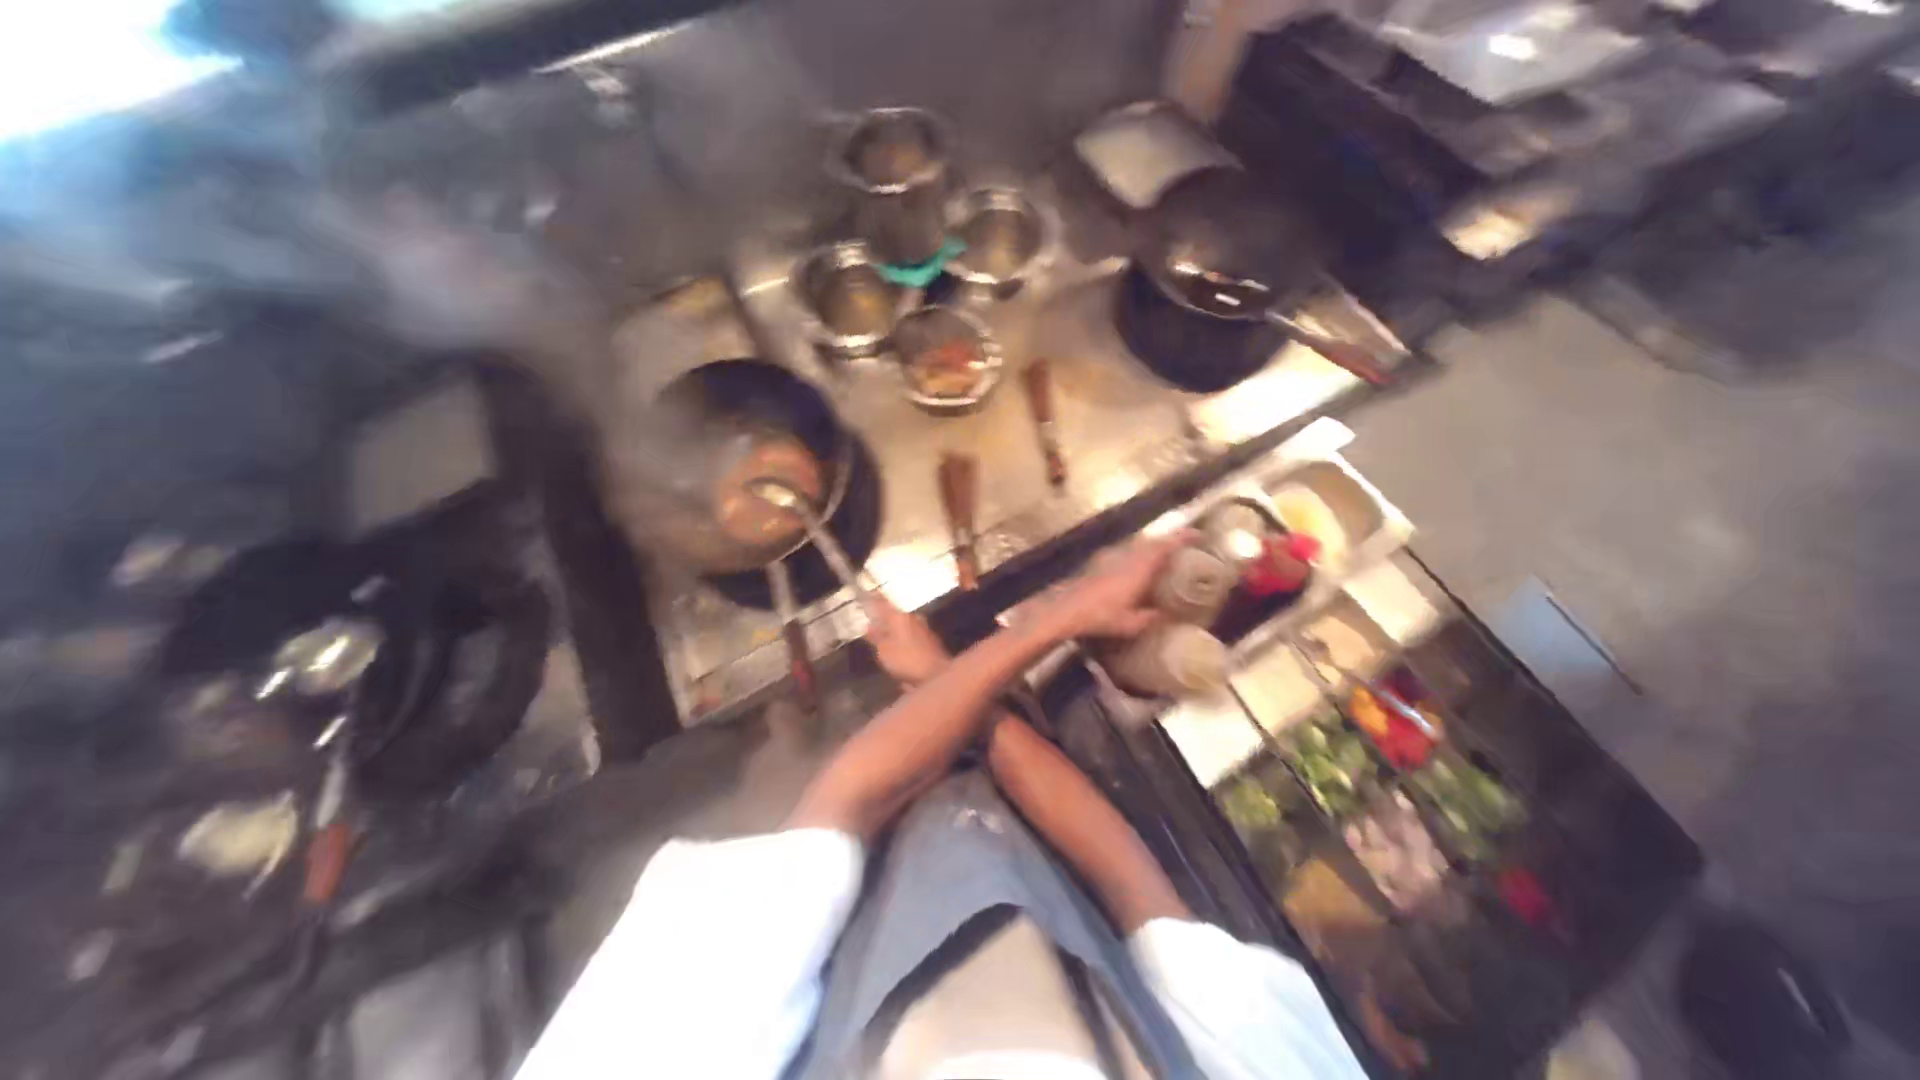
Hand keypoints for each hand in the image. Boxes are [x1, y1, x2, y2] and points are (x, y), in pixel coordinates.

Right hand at [864, 597, 950, 684]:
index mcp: (899, 617)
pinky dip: (900, 636)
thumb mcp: (884, 651)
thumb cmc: (907, 660)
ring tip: (880, 632)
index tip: (866, 592)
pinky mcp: (929, 641)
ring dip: (891, 627)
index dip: (873, 597)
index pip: (883, 602)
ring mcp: (922, 628)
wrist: (938, 674)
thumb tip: (869, 626)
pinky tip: (894, 644)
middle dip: (882, 615)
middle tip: (870, 617)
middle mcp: (912, 618)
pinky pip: (909, 633)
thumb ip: (876, 637)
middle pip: (893, 613)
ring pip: (902, 623)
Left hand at [1036, 532, 1194, 639]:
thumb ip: (1152, 617)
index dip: (1183, 538)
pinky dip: (1136, 555)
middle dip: (1169, 542)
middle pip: (1152, 542)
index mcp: (1139, 567)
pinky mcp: (1099, 561)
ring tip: (1162, 560)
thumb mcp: (1132, 623)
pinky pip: (1124, 552)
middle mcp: (1127, 556)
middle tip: (1183, 549)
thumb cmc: (1101, 616)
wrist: (1065, 609)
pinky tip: (1134, 569)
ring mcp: (1111, 556)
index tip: (1198, 534)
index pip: (1165, 546)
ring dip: (1151, 548)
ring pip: (1137, 545)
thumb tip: (1167, 615)